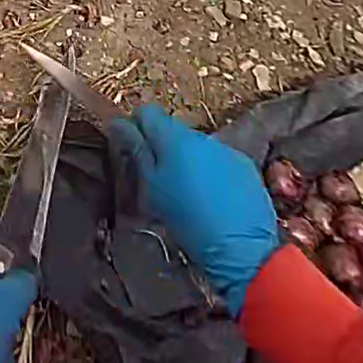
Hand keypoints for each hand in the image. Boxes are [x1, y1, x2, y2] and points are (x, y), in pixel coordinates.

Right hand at [109, 103, 279, 315]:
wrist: (244, 250)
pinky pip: (218, 159)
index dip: (137, 128)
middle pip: (172, 130)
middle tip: (160, 183)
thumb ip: (137, 152)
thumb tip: (118, 123)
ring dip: (187, 161)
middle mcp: (200, 136)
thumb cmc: (188, 222)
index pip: (147, 112)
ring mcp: (224, 149)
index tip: (135, 153)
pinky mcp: (244, 165)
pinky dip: (211, 172)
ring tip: (188, 195)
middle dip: (162, 149)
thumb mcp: (153, 191)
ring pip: (195, 146)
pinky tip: (213, 200)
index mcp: (173, 139)